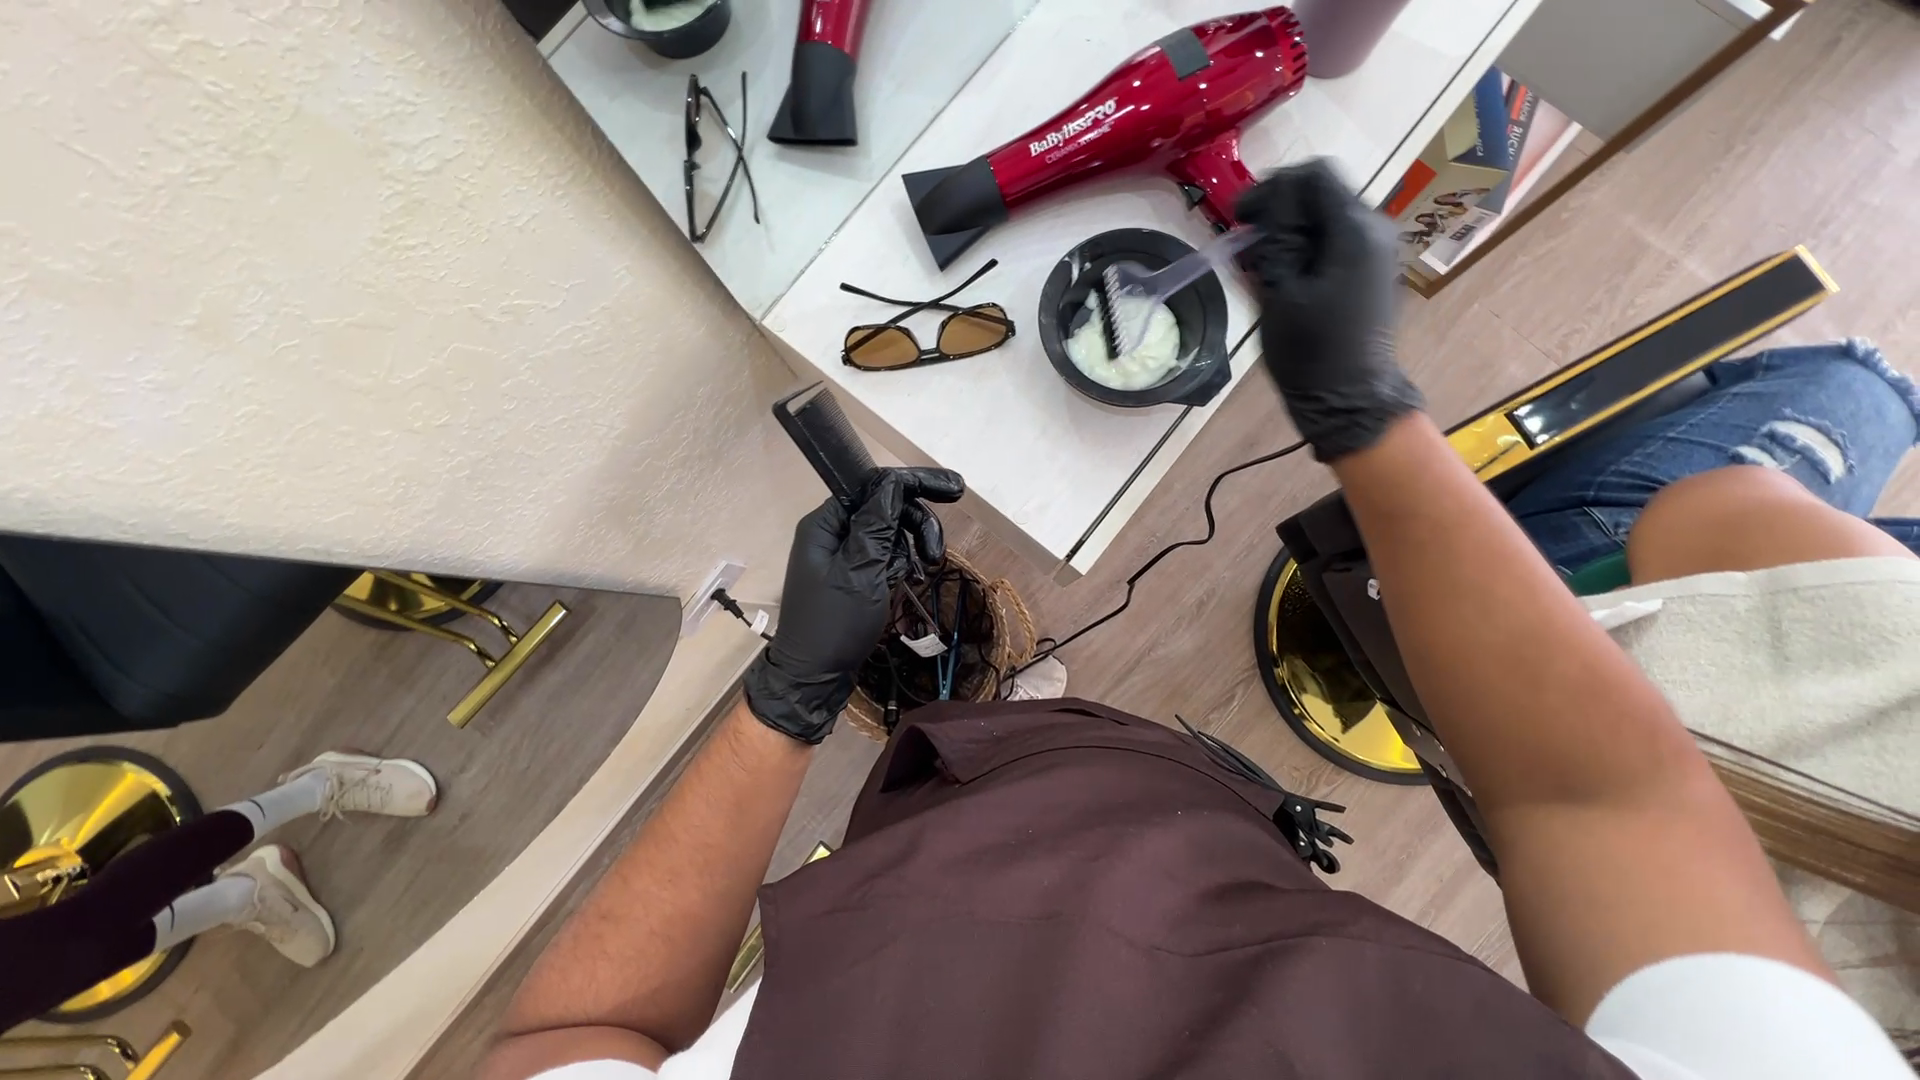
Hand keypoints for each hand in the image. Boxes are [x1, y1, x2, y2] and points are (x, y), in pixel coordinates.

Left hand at [743, 467, 965, 743]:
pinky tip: (901, 585)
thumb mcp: (860, 570)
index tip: (955, 490)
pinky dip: (897, 568)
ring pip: (888, 535)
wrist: (814, 678)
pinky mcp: (851, 577)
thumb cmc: (835, 623)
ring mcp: (841, 556)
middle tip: (935, 554)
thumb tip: (893, 484)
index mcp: (826, 524)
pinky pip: (881, 558)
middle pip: (885, 509)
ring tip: (915, 576)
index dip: (914, 485)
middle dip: (914, 527)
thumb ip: (877, 524)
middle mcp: (831, 533)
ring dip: (907, 551)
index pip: (875, 486)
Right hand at [1235, 159, 1424, 461]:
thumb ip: (1275, 238)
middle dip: (1279, 210)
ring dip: (1290, 231)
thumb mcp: (1278, 291)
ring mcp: (1378, 249)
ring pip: (1327, 215)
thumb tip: (1268, 203)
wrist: (1348, 397)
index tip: (1240, 218)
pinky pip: (1336, 238)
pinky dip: (1307, 246)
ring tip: (1258, 264)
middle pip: (1322, 193)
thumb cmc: (1309, 350)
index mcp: (1354, 230)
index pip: (1313, 176)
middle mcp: (1374, 229)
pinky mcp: (1372, 268)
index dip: (1271, 188)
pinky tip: (1283, 274)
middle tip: (1245, 243)